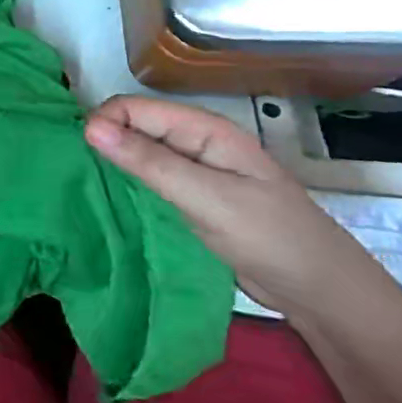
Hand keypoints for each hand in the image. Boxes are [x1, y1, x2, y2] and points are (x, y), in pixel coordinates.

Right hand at [85, 95, 388, 316]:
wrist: (322, 294)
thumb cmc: (271, 238)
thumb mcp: (206, 198)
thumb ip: (148, 162)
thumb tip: (88, 127)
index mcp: (202, 128)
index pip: (132, 108)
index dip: (103, 125)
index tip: (83, 158)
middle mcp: (194, 142)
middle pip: (131, 128)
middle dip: (103, 144)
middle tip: (80, 177)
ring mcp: (192, 172)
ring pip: (136, 156)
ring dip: (112, 168)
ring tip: (86, 190)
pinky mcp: (189, 199)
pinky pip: (146, 182)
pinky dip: (126, 188)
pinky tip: (110, 204)